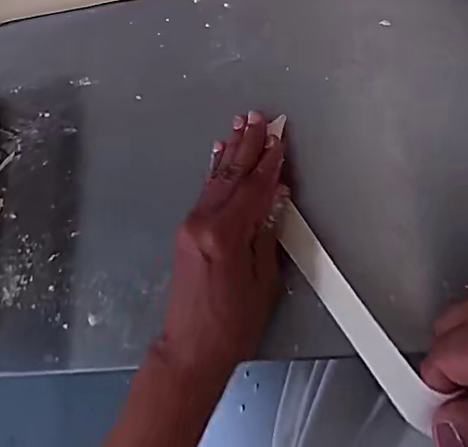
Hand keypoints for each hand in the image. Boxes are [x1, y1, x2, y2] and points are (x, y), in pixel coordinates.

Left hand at [150, 110, 287, 380]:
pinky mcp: (187, 229)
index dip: (270, 162)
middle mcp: (204, 222)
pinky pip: (206, 189)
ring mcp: (192, 223)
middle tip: (260, 117)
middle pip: (233, 174)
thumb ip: (268, 233)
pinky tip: (219, 152)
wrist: (190, 350)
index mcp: (225, 234)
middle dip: (249, 143)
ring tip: (242, 124)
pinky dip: (216, 168)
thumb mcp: (263, 280)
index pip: (254, 187)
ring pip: (218, 177)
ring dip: (232, 149)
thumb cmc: (231, 325)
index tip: (280, 138)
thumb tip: (276, 197)